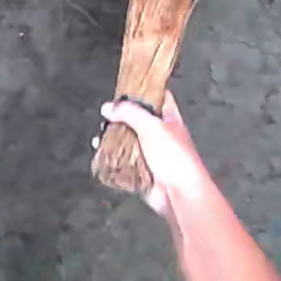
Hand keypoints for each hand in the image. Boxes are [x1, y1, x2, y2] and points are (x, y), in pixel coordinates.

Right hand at [99, 91, 212, 218]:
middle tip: (107, 115)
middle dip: (121, 118)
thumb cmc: (174, 157)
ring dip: (114, 140)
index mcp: (170, 120)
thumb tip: (108, 108)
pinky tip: (101, 154)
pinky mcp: (143, 173)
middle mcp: (162, 136)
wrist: (180, 194)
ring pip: (129, 142)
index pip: (159, 97)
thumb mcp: (151, 125)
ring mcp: (152, 155)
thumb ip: (129, 112)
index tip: (126, 86)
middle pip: (138, 120)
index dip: (144, 90)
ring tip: (100, 136)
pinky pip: (123, 163)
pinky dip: (112, 159)